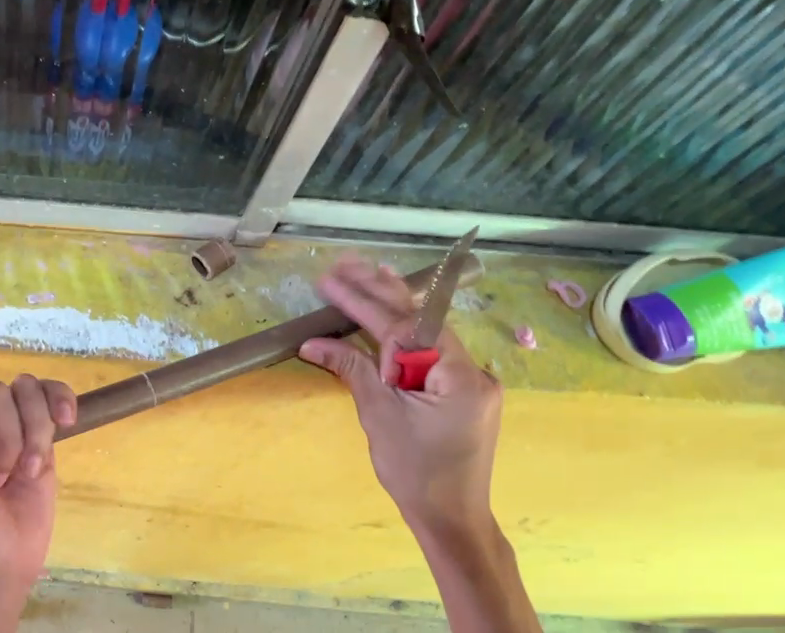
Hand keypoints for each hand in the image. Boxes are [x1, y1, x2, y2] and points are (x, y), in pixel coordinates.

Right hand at [297, 255, 501, 536]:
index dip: (363, 301)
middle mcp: (471, 369)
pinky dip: (406, 329)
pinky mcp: (461, 389)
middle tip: (344, 263)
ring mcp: (470, 379)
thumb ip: (351, 369)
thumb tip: (312, 342)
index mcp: (457, 375)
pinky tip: (390, 307)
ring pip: (426, 330)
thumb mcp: (379, 416)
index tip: (330, 281)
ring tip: (366, 270)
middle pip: (419, 318)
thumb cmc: (415, 471)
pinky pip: (431, 349)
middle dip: (378, 289)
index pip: (401, 325)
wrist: (453, 521)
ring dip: (392, 303)